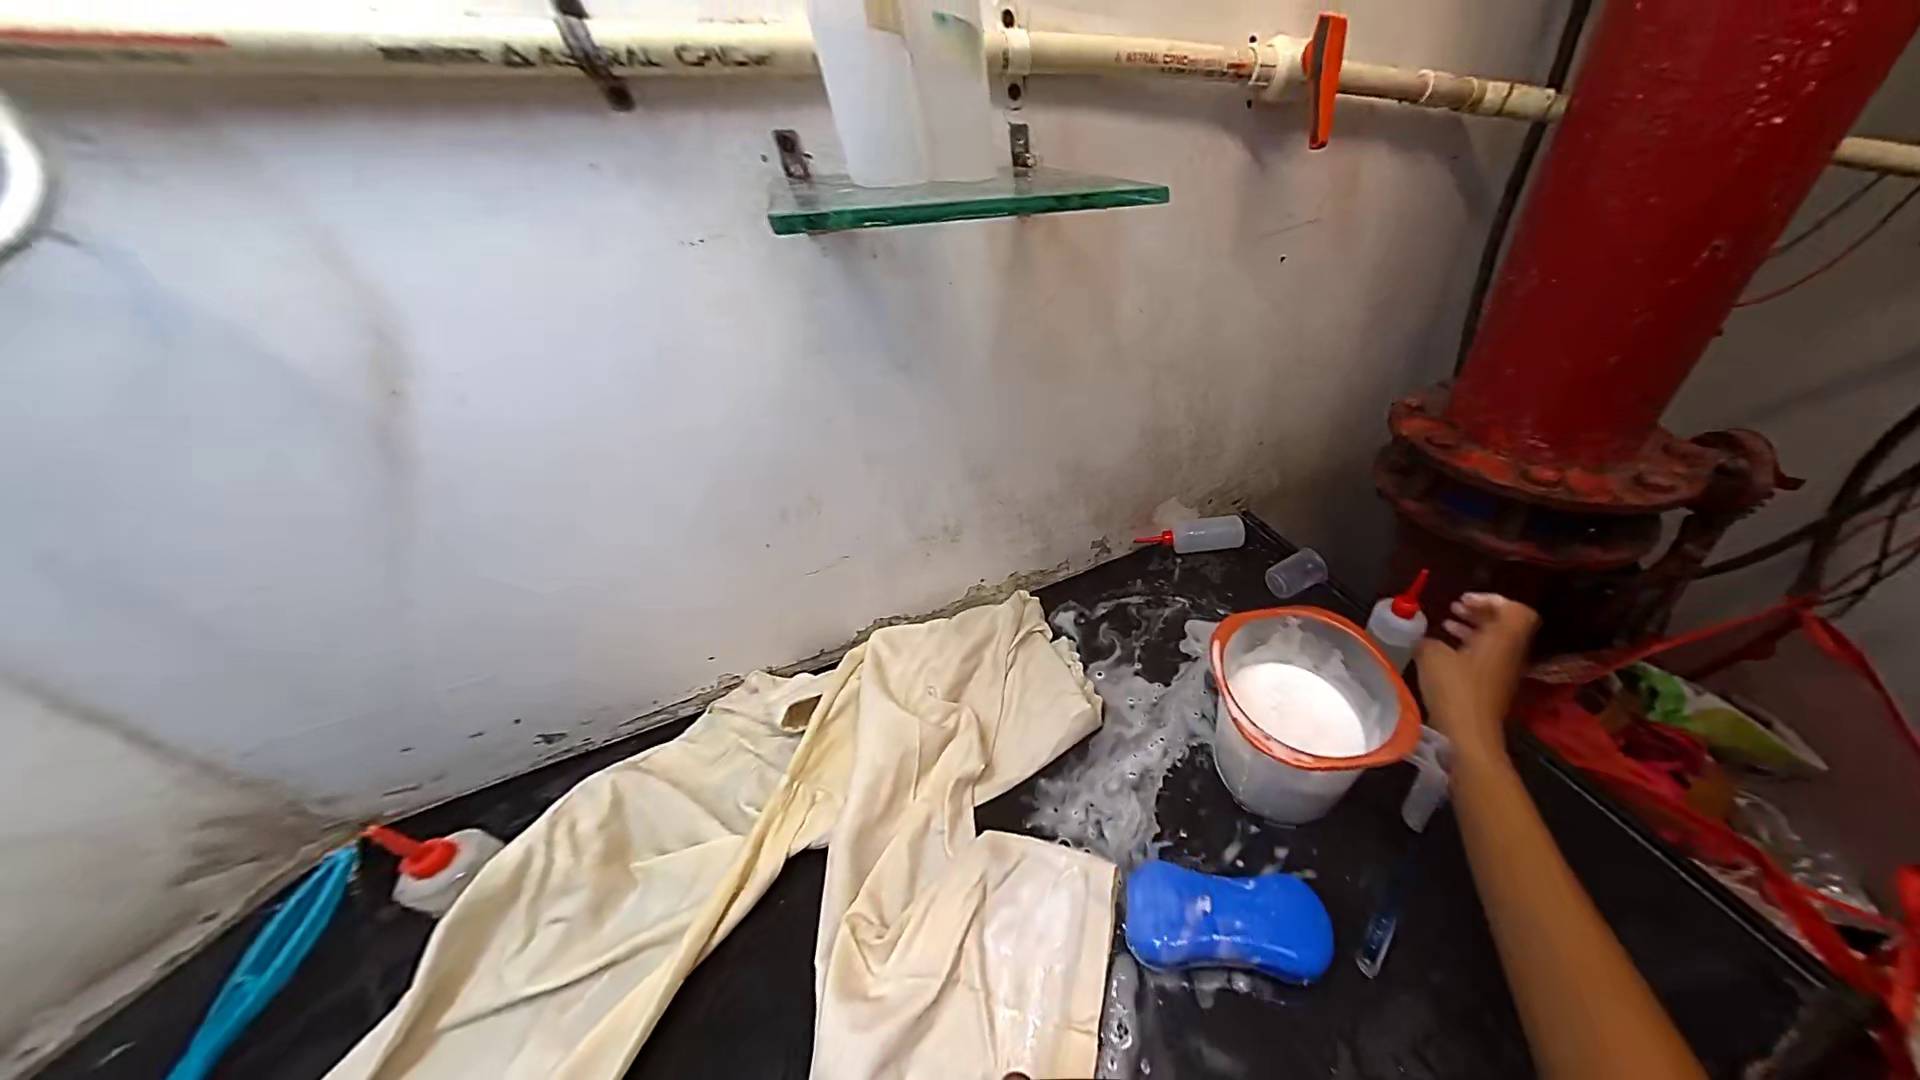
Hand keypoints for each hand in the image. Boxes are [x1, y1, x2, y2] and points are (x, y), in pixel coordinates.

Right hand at [1414, 593, 1539, 767]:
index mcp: (1502, 640)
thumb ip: (1428, 640)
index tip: (1464, 599)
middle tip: (1455, 606)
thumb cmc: (1455, 689)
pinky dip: (1467, 645)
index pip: (1516, 610)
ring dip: (1473, 627)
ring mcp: (1502, 670)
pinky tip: (1444, 650)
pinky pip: (1485, 655)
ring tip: (1447, 623)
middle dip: (1480, 610)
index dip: (1492, 599)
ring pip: (1495, 639)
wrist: (1469, 734)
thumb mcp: (1431, 656)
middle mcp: (1509, 652)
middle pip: (1506, 623)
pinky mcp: (1491, 685)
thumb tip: (1426, 639)